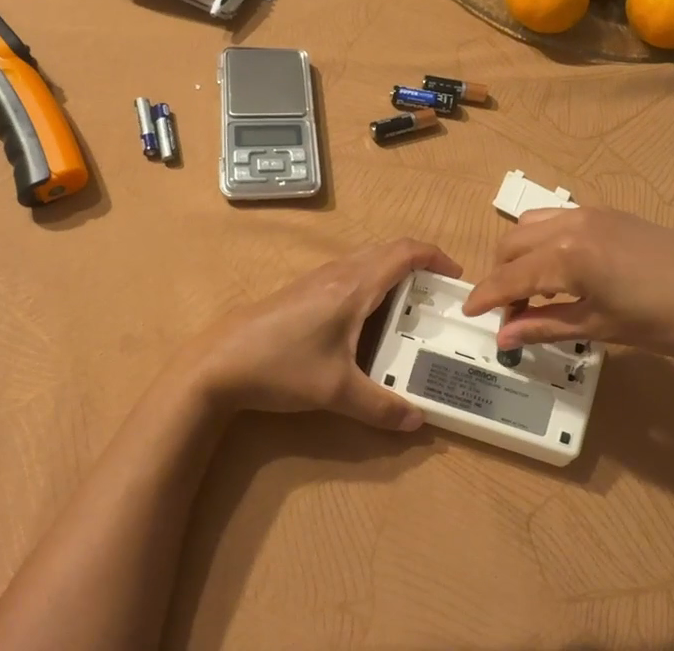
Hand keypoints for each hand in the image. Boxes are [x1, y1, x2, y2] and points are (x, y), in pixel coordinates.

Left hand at [189, 239, 461, 430]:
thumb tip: (417, 421)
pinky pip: (348, 274)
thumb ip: (381, 407)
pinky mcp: (301, 291)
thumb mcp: (336, 392)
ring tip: (409, 307)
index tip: (456, 275)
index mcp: (354, 286)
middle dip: (418, 264)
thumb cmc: (281, 367)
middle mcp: (338, 273)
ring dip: (392, 273)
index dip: (435, 256)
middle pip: (387, 251)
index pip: (404, 252)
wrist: (218, 363)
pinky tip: (367, 320)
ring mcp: (316, 279)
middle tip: (438, 295)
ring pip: (365, 261)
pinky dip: (371, 283)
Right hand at [462, 208, 673, 365]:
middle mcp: (573, 223)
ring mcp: (595, 214)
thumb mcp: (601, 328)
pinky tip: (563, 275)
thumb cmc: (667, 324)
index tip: (468, 312)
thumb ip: (546, 327)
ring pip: (535, 224)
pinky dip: (547, 243)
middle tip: (508, 314)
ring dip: (522, 255)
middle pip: (514, 242)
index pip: (510, 275)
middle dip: (501, 275)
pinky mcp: (614, 215)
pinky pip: (561, 220)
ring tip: (534, 293)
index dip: (486, 296)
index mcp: (568, 253)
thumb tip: (503, 337)